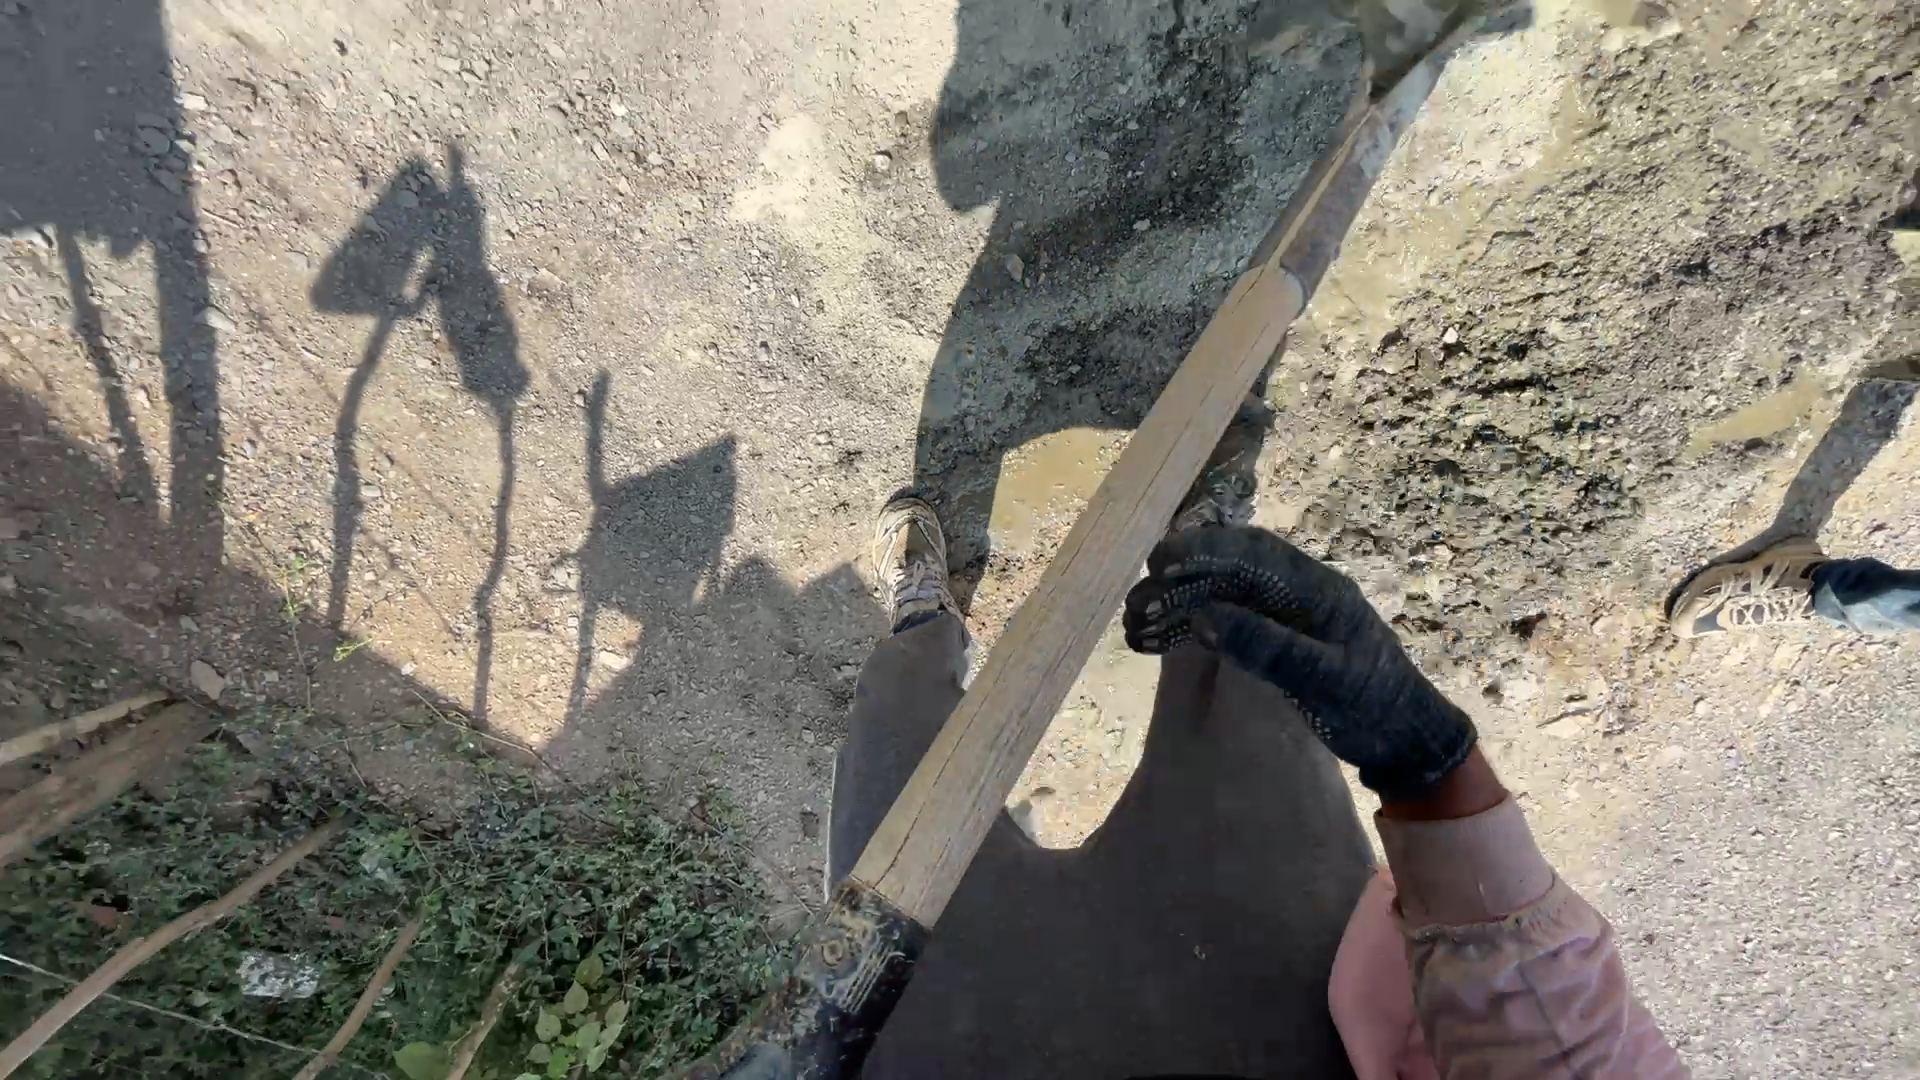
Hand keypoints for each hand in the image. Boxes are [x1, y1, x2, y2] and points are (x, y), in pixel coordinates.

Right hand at [1122, 526, 1476, 799]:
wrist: (1405, 739)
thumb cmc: (1374, 704)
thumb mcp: (1325, 677)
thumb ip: (1266, 646)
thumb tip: (1203, 618)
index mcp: (1314, 587)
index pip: (1251, 551)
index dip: (1204, 549)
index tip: (1161, 561)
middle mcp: (1292, 592)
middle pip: (1225, 571)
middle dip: (1177, 581)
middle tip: (1138, 599)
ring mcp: (1279, 616)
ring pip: (1217, 597)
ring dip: (1176, 606)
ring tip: (1136, 623)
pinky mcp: (1270, 640)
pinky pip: (1222, 626)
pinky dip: (1188, 631)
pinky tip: (1157, 643)